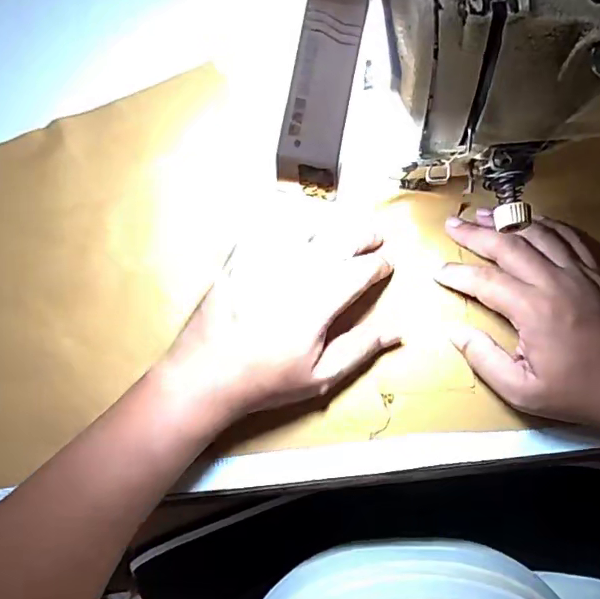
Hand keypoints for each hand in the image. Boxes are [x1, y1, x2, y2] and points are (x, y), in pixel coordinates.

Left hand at [154, 224, 399, 425]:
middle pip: (339, 235)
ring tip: (339, 229)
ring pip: (306, 221)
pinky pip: (267, 222)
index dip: (379, 264)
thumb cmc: (263, 381)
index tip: (385, 266)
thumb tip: (396, 333)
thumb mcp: (319, 376)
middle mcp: (294, 271)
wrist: (203, 376)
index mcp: (319, 301)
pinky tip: (295, 224)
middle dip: (363, 234)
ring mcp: (263, 259)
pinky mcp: (238, 256)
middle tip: (373, 239)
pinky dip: (288, 217)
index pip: (361, 269)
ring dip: (330, 221)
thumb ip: (359, 349)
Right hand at [434, 212, 599, 443]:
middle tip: (452, 223)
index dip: (457, 274)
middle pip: (509, 245)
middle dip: (476, 232)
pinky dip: (548, 225)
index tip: (437, 271)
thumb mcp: (522, 391)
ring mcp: (582, 272)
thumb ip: (484, 359)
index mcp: (533, 309)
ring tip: (485, 214)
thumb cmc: (580, 394)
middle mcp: (556, 280)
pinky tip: (535, 222)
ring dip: (509, 221)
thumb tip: (455, 332)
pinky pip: (571, 236)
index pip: (485, 280)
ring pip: (539, 233)